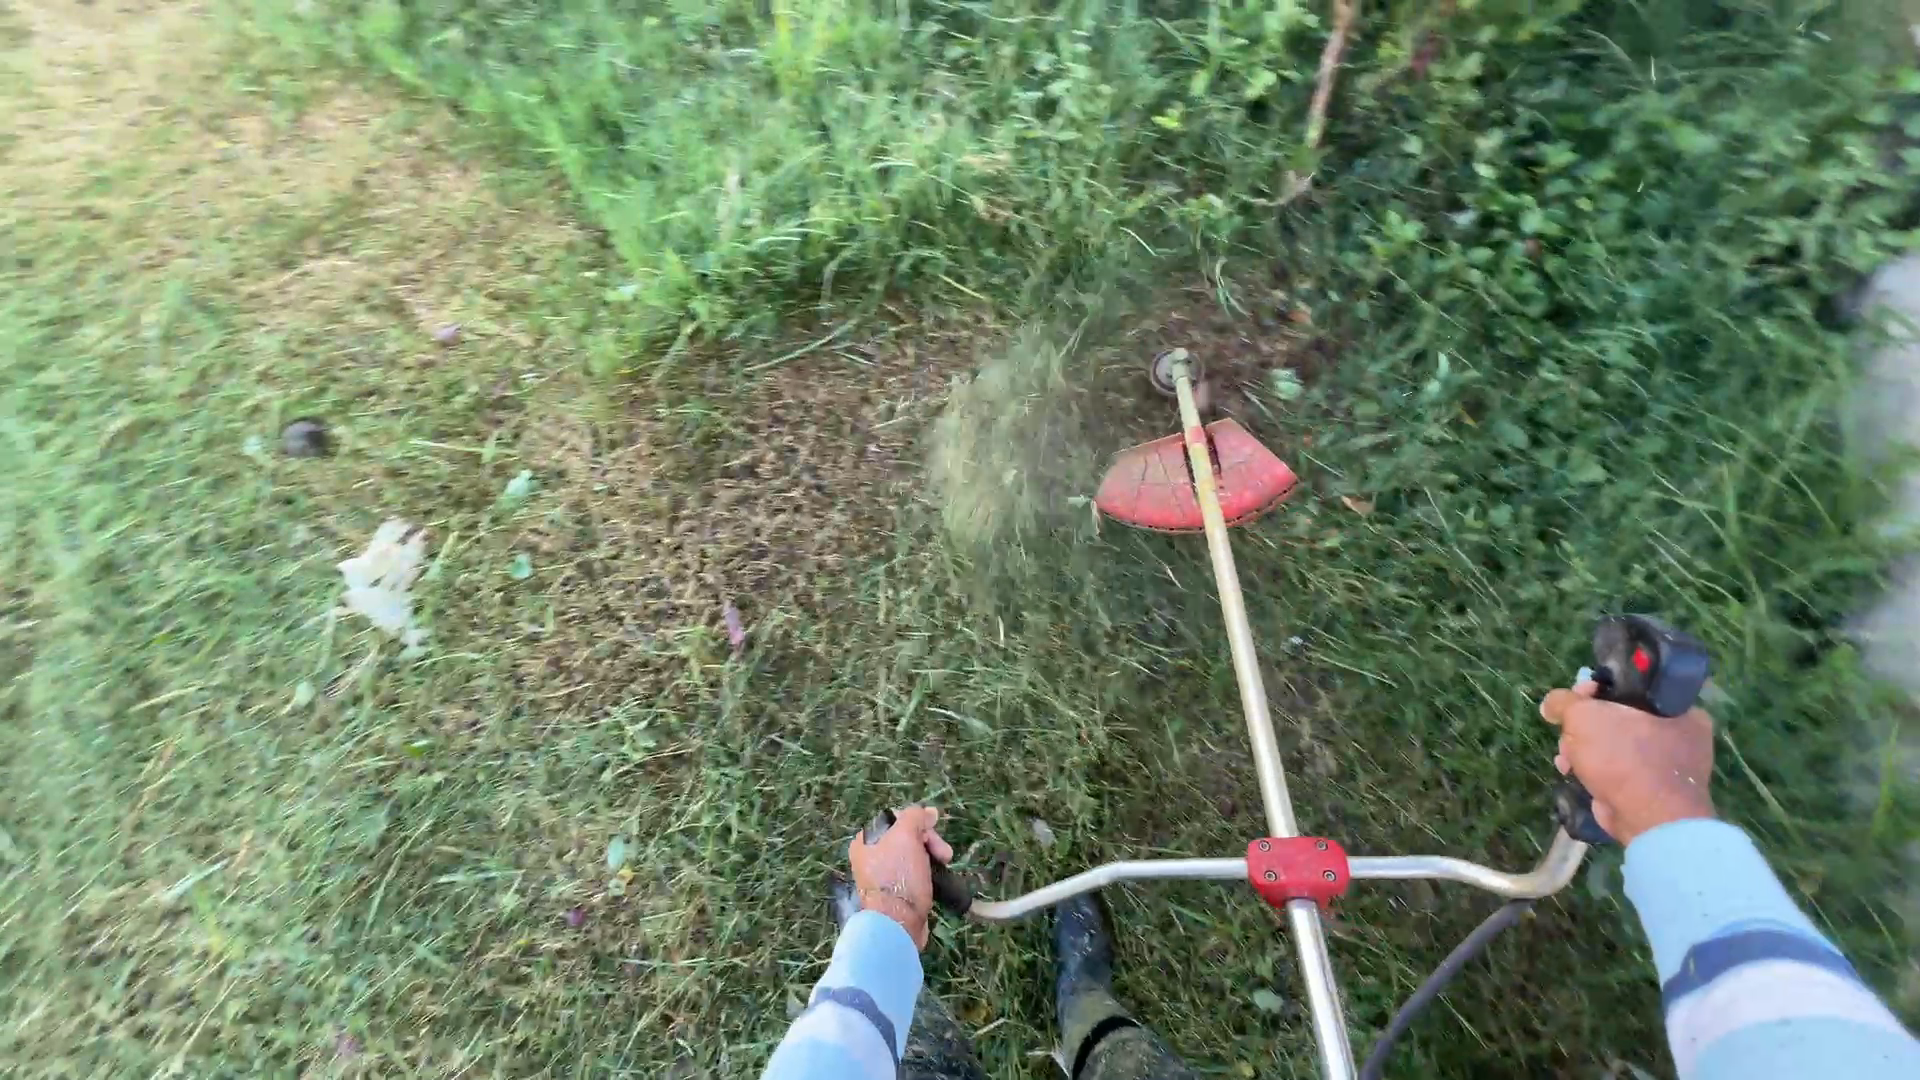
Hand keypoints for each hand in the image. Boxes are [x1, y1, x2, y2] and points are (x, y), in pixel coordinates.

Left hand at [849, 806, 953, 948]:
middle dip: (929, 840)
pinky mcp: (896, 892)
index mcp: (866, 839)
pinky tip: (937, 876)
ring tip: (945, 864)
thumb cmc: (899, 875)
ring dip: (932, 855)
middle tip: (944, 853)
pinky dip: (927, 871)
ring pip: (913, 853)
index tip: (932, 830)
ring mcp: (883, 875)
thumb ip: (916, 816)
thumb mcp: (906, 835)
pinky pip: (914, 872)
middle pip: (907, 835)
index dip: (918, 822)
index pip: (897, 818)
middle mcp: (871, 855)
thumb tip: (930, 812)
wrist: (897, 924)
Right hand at [1540, 681, 1715, 845]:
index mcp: (1678, 711)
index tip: (1574, 700)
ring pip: (1609, 743)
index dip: (1593, 691)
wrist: (1648, 817)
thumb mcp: (1584, 715)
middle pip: (1612, 718)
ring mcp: (1667, 764)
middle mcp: (1679, 735)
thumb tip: (1552, 706)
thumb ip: (1563, 701)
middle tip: (1569, 736)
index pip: (1628, 688)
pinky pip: (1615, 767)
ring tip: (1568, 760)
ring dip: (1580, 749)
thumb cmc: (1623, 757)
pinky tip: (1576, 773)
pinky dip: (1592, 768)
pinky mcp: (1652, 786)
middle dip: (1581, 728)